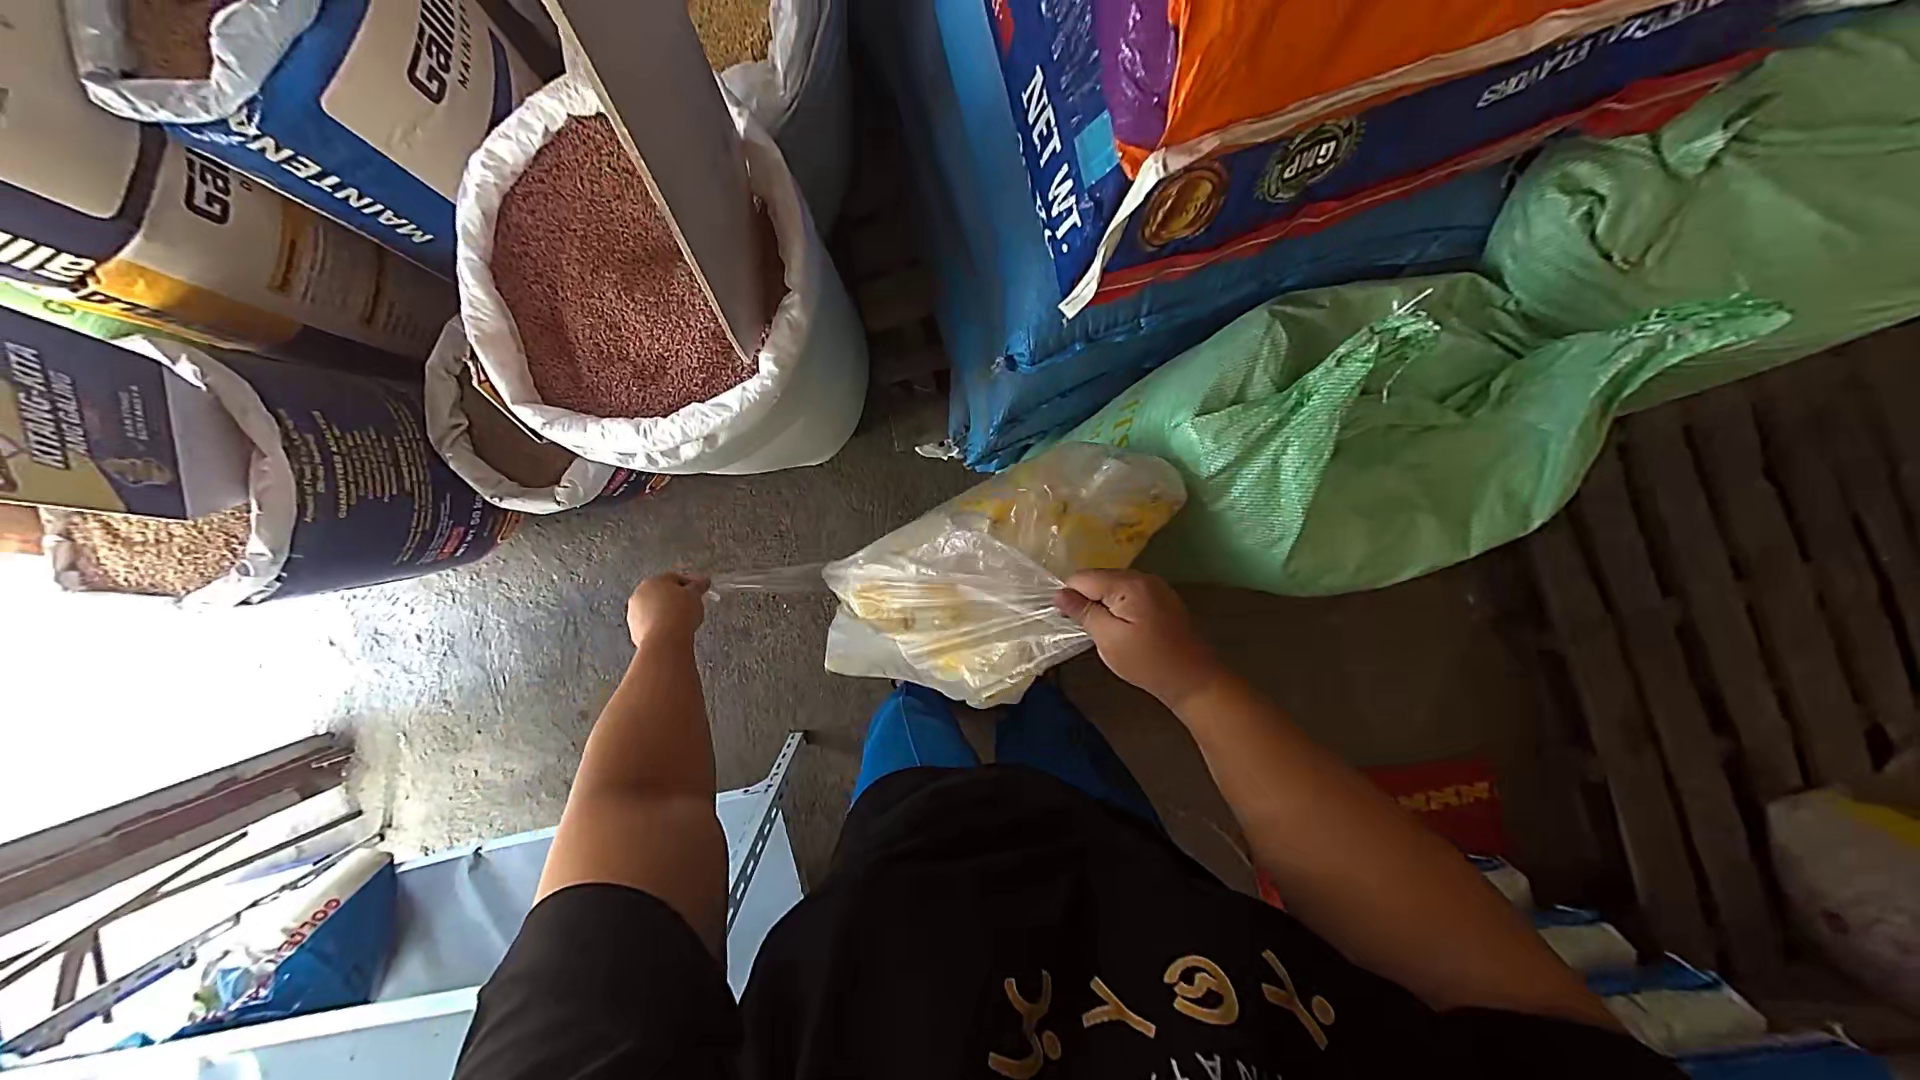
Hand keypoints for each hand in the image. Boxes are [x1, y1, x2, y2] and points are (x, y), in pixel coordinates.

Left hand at [627, 572, 709, 645]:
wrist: (665, 640)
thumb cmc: (680, 613)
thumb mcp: (695, 595)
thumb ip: (698, 586)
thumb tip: (703, 581)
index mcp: (654, 581)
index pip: (674, 578)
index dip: (689, 585)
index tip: (698, 591)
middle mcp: (639, 594)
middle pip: (661, 593)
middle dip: (675, 599)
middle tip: (690, 606)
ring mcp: (634, 613)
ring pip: (653, 609)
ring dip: (665, 612)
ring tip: (681, 620)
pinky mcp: (634, 630)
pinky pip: (650, 624)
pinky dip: (659, 625)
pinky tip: (671, 630)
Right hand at [1055, 569, 1223, 707]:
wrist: (1194, 679)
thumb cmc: (1148, 662)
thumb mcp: (1108, 639)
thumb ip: (1083, 612)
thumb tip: (1059, 594)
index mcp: (1129, 584)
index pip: (1083, 577)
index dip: (1071, 597)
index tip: (1070, 622)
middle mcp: (1142, 576)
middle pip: (1098, 578)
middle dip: (1087, 600)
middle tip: (1089, 630)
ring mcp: (1154, 585)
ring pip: (1112, 585)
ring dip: (1102, 604)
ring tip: (1105, 631)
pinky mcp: (1160, 597)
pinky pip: (1128, 593)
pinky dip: (1118, 606)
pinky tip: (1123, 628)